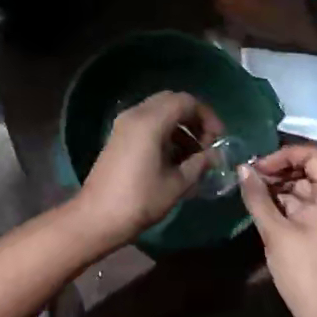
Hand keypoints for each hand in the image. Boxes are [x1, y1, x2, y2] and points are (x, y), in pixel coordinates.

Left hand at [72, 92, 222, 247]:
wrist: (98, 215)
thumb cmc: (140, 200)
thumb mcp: (177, 184)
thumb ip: (199, 164)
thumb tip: (215, 155)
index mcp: (149, 121)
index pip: (184, 101)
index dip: (206, 115)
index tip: (218, 138)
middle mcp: (134, 115)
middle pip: (170, 101)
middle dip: (193, 118)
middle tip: (206, 144)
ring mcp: (123, 124)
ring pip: (158, 112)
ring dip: (179, 127)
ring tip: (194, 157)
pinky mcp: (118, 136)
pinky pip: (146, 123)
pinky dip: (163, 132)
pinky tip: (174, 158)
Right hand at [239, 145, 316, 316]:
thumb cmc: (306, 275)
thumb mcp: (275, 233)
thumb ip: (257, 197)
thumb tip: (242, 168)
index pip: (315, 156)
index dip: (285, 154)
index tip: (258, 168)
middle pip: (312, 172)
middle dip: (279, 170)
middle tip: (249, 179)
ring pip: (309, 191)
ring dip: (281, 188)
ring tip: (252, 194)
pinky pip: (310, 209)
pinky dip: (288, 205)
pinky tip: (265, 212)